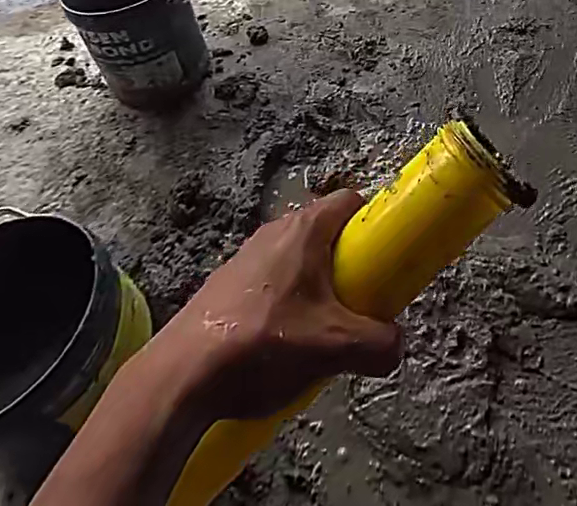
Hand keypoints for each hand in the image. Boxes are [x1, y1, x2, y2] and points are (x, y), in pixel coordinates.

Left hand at [157, 189, 401, 421]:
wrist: (182, 375)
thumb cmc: (264, 343)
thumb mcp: (334, 347)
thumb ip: (378, 345)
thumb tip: (394, 345)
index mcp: (305, 229)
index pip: (351, 200)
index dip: (373, 223)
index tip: (382, 259)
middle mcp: (276, 231)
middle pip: (326, 232)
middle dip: (346, 264)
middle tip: (354, 302)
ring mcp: (247, 255)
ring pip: (297, 258)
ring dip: (315, 287)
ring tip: (316, 331)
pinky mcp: (226, 282)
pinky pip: (271, 279)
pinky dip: (285, 302)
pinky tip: (279, 345)